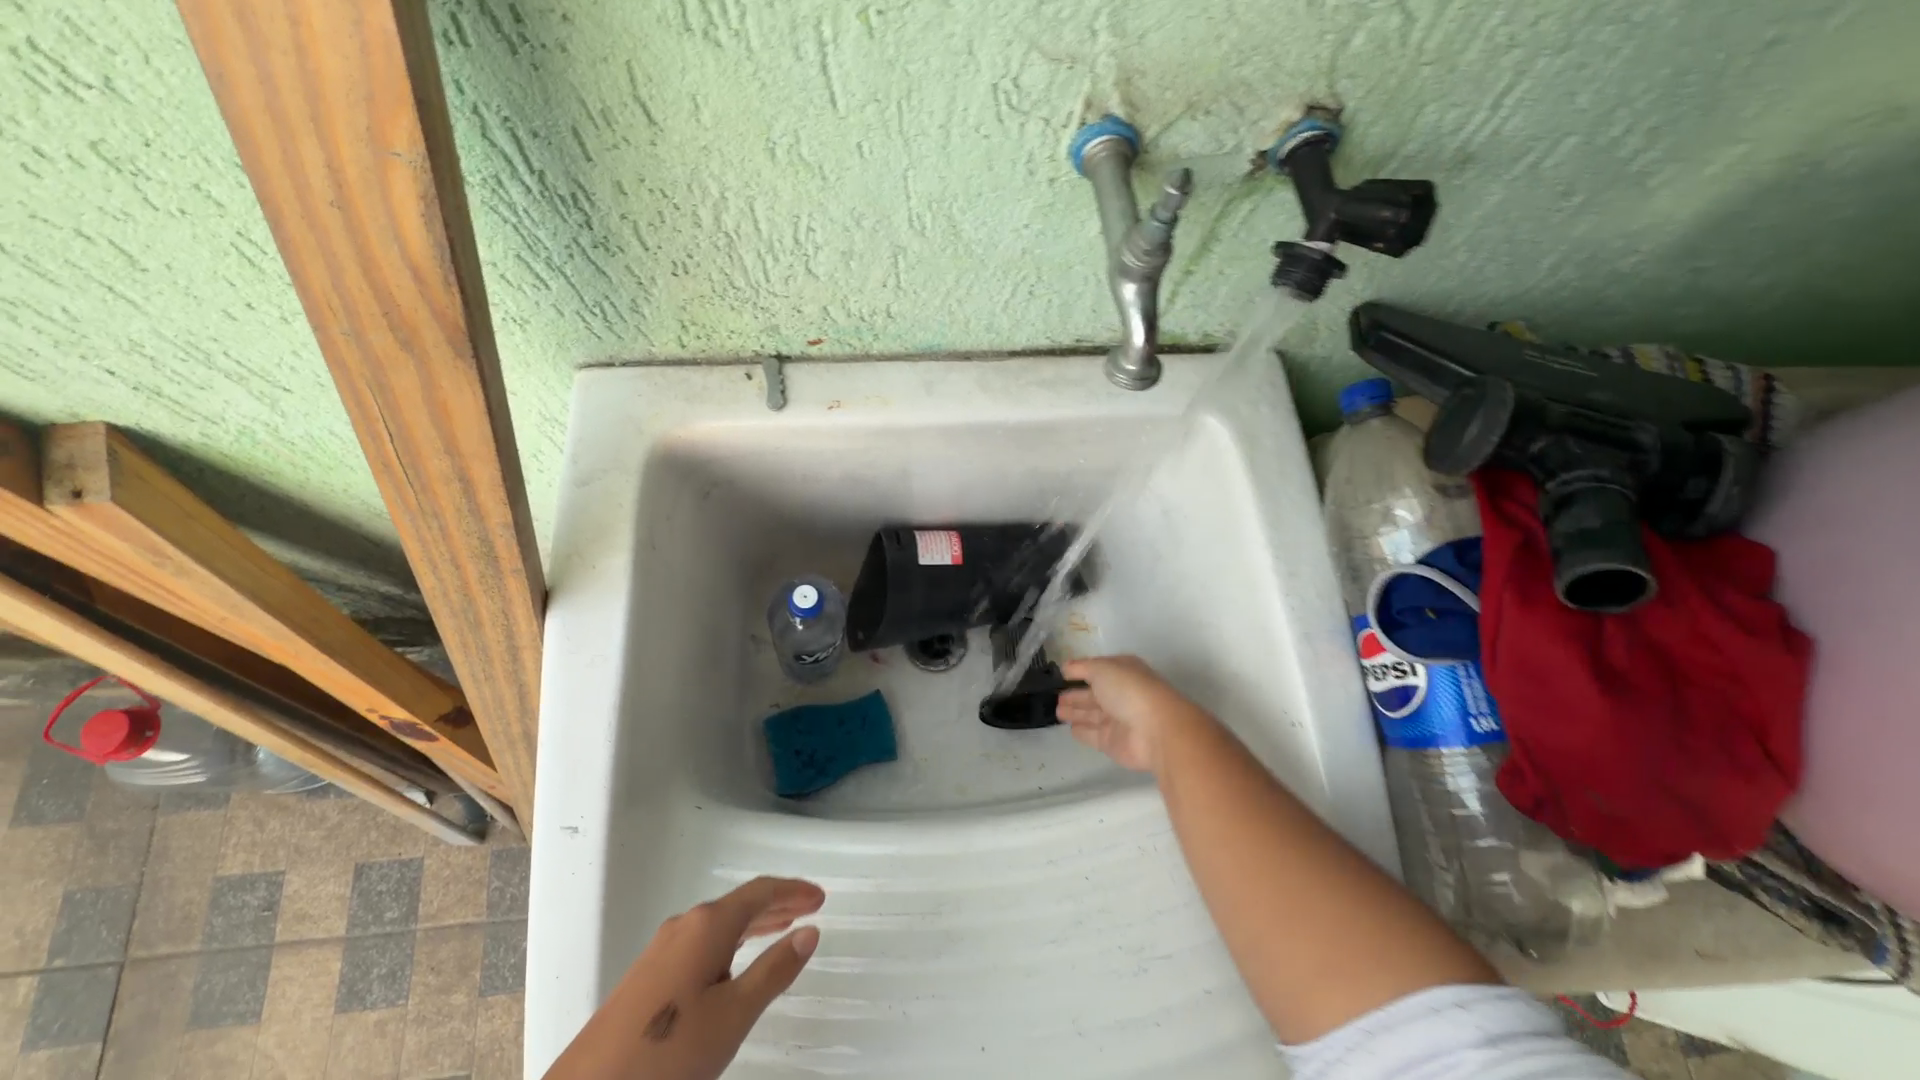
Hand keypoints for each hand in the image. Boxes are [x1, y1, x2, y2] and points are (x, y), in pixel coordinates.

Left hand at [543, 877, 823, 1079]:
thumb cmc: (672, 1049)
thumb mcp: (736, 1013)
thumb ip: (775, 970)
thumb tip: (808, 931)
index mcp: (706, 926)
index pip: (759, 892)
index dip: (793, 890)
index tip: (821, 897)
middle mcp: (683, 927)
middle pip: (739, 903)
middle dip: (777, 903)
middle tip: (810, 906)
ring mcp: (662, 949)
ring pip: (719, 923)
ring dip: (755, 922)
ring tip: (783, 926)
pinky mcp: (649, 974)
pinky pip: (703, 940)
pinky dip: (732, 940)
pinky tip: (738, 958)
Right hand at [1056, 655, 1206, 772]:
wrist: (1155, 730)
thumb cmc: (1129, 690)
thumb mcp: (1102, 668)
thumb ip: (1081, 667)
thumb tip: (1065, 667)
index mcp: (1123, 672)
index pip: (1099, 670)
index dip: (1082, 670)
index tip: (1062, 673)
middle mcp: (1121, 694)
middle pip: (1094, 694)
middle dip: (1076, 694)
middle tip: (1056, 696)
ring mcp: (1117, 720)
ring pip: (1091, 714)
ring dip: (1075, 712)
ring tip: (1057, 710)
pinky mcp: (1112, 742)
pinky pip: (1092, 734)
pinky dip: (1081, 731)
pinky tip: (1069, 728)